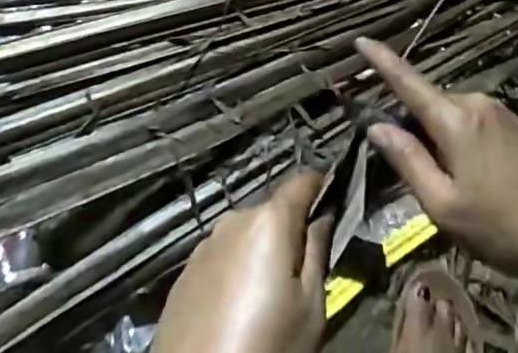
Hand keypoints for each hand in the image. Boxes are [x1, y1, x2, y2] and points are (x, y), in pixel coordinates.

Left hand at [153, 172, 331, 352]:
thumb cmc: (266, 347)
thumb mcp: (310, 307)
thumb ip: (318, 251)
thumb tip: (322, 217)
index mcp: (269, 221)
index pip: (303, 181)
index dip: (321, 187)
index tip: (333, 204)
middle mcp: (234, 221)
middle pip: (273, 212)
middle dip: (289, 231)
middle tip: (300, 271)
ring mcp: (204, 246)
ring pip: (246, 235)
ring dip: (259, 251)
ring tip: (265, 296)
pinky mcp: (183, 274)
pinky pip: (221, 258)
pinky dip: (234, 271)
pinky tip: (234, 310)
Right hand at [355, 36, 517, 287]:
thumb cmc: (499, 228)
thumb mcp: (442, 205)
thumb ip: (407, 160)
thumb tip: (377, 126)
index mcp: (456, 121)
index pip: (408, 83)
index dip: (382, 61)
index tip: (361, 40)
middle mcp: (476, 103)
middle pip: (429, 103)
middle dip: (414, 126)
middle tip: (418, 175)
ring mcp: (498, 110)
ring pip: (450, 113)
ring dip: (439, 136)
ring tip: (453, 186)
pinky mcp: (513, 122)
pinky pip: (472, 119)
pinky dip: (459, 137)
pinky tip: (474, 176)